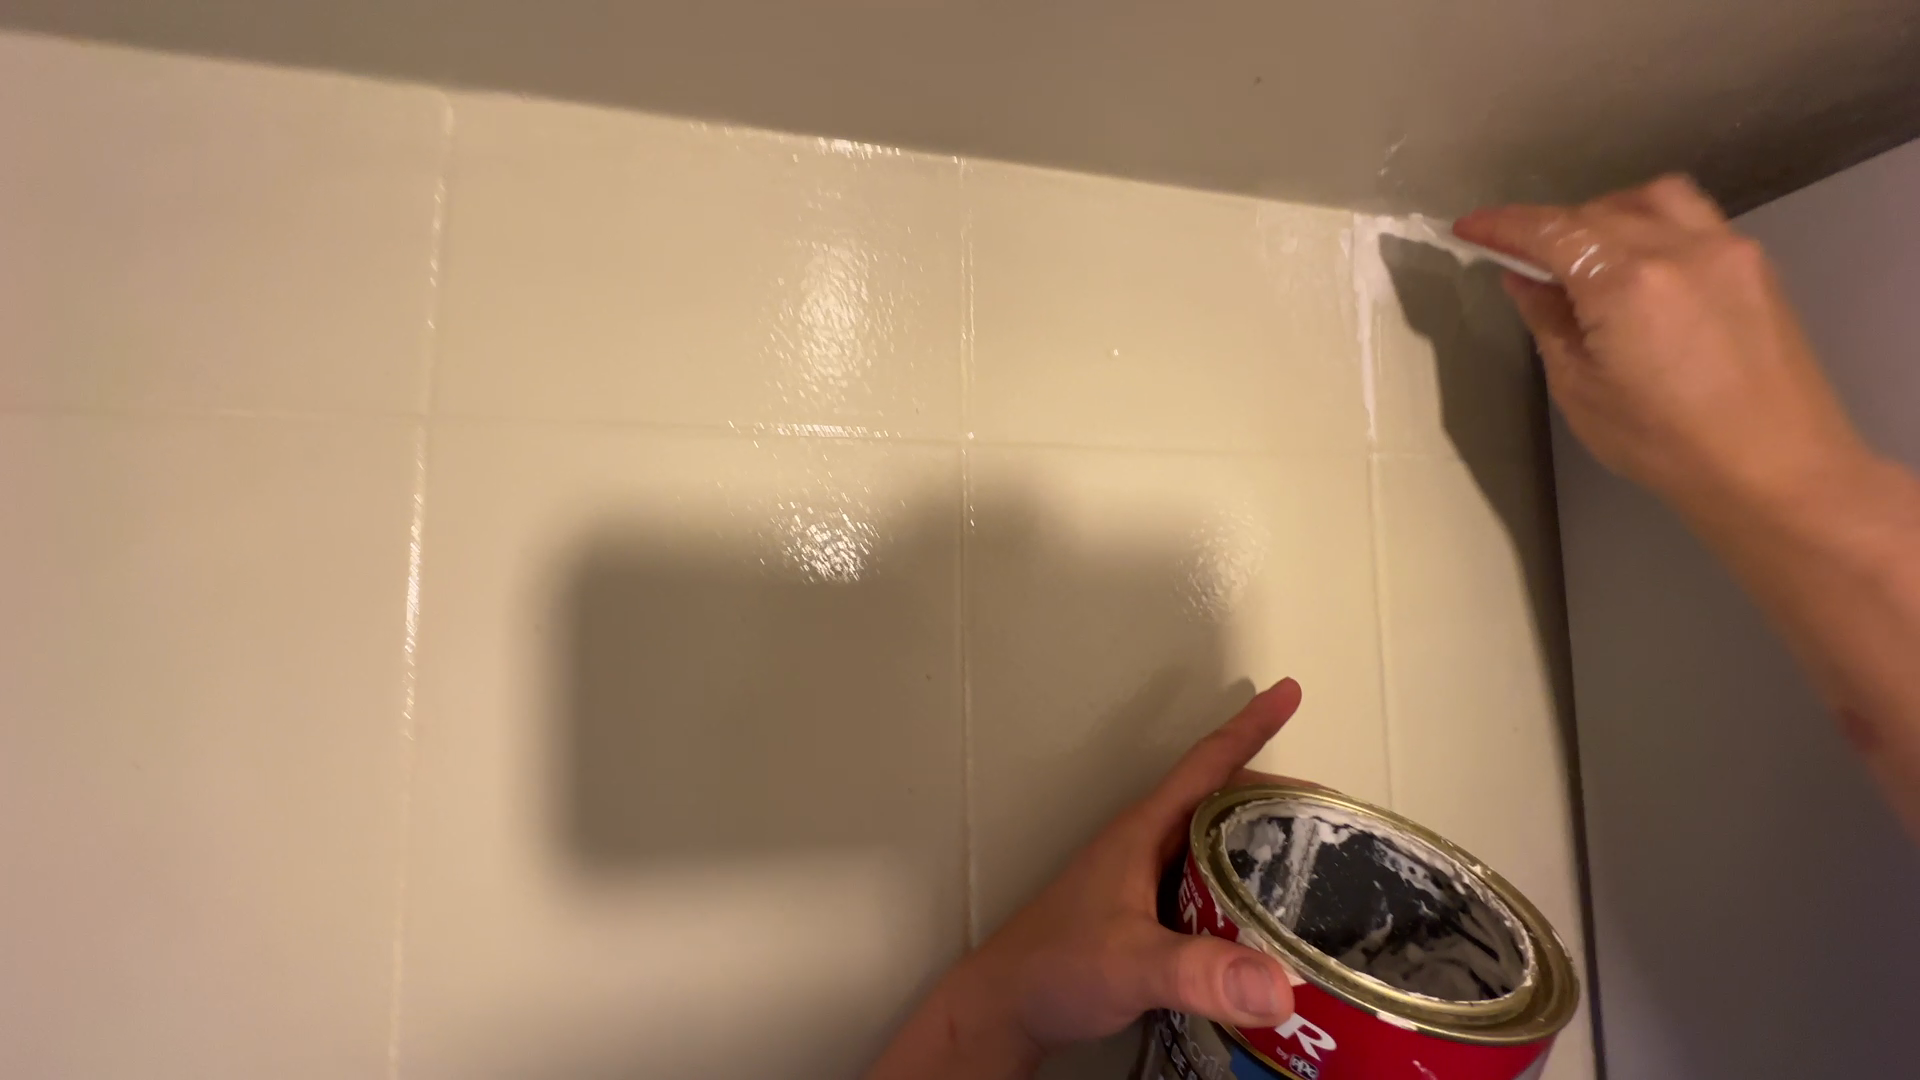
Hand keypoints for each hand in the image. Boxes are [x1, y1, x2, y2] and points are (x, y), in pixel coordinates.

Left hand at [865, 679, 1304, 1079]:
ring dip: (1265, 840)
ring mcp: (1149, 875)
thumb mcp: (1131, 964)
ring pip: (1219, 840)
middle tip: (1339, 817)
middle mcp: (1151, 841)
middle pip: (1223, 798)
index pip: (1207, 764)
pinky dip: (1249, 884)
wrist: (1012, 1002)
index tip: (1288, 691)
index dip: (1249, 726)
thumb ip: (1198, 973)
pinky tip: (1273, 915)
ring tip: (1322, 862)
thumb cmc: (1060, 965)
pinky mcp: (1152, 910)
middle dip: (1278, 794)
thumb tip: (1282, 984)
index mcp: (1146, 829)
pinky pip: (1213, 881)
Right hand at [1454, 175, 1869, 512]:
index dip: (1504, 226)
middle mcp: (1682, 250)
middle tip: (1508, 251)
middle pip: (1598, 211)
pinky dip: (1644, 226)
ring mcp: (1726, 252)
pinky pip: (1690, 220)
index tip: (1468, 227)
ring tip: (1573, 250)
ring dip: (1602, 213)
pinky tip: (1627, 265)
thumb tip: (1524, 279)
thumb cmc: (1655, 437)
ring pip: (1653, 200)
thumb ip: (1548, 319)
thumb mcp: (1576, 384)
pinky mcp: (1752, 266)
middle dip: (1546, 225)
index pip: (1553, 233)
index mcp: (1627, 283)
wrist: (1768, 463)